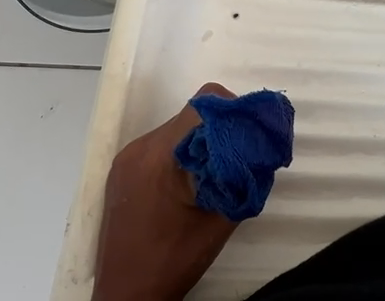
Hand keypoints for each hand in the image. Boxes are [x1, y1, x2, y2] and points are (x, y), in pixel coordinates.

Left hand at [94, 83, 239, 300]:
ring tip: (213, 175)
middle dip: (219, 131)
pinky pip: (160, 146)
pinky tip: (189, 185)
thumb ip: (243, 175)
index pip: (205, 103)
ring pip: (176, 129)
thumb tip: (263, 147)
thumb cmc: (174, 261)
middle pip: (191, 115)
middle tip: (237, 158)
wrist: (126, 300)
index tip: (248, 136)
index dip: (233, 112)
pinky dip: (181, 155)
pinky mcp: (121, 171)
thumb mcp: (221, 218)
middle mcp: (139, 147)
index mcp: (160, 155)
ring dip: (200, 143)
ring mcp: (126, 159)